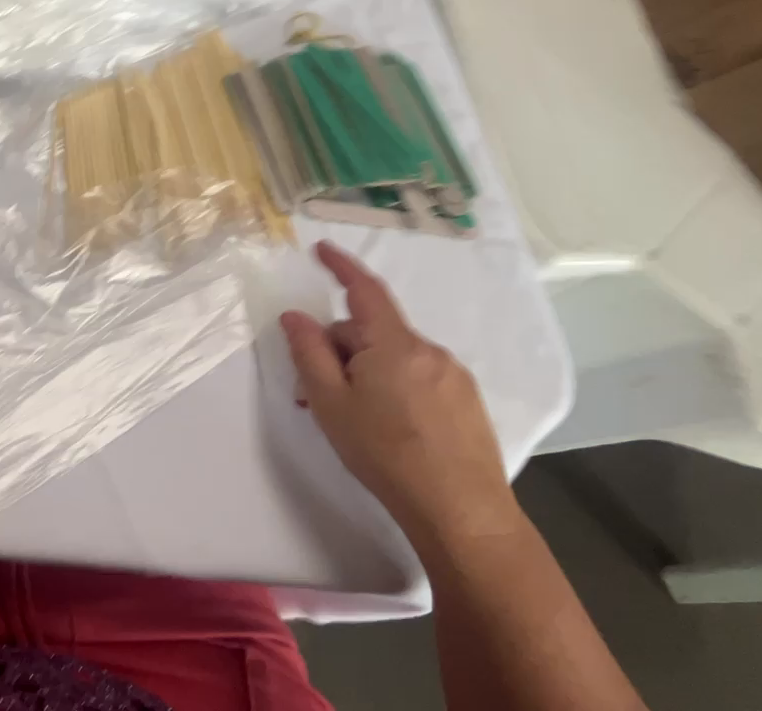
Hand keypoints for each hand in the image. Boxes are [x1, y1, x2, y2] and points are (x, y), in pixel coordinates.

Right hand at [280, 241, 521, 546]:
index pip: (364, 291)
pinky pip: (415, 377)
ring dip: (361, 372)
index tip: (321, 249)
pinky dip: (388, 386)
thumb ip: (308, 352)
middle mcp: (429, 351)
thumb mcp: (330, 402)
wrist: (461, 512)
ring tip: (344, 415)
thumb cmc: (384, 452)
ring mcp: (453, 377)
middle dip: (336, 349)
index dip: (341, 267)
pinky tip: (380, 426)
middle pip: (370, 332)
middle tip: (310, 390)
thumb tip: (296, 316)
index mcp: (393, 345)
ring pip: (391, 357)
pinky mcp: (466, 402)